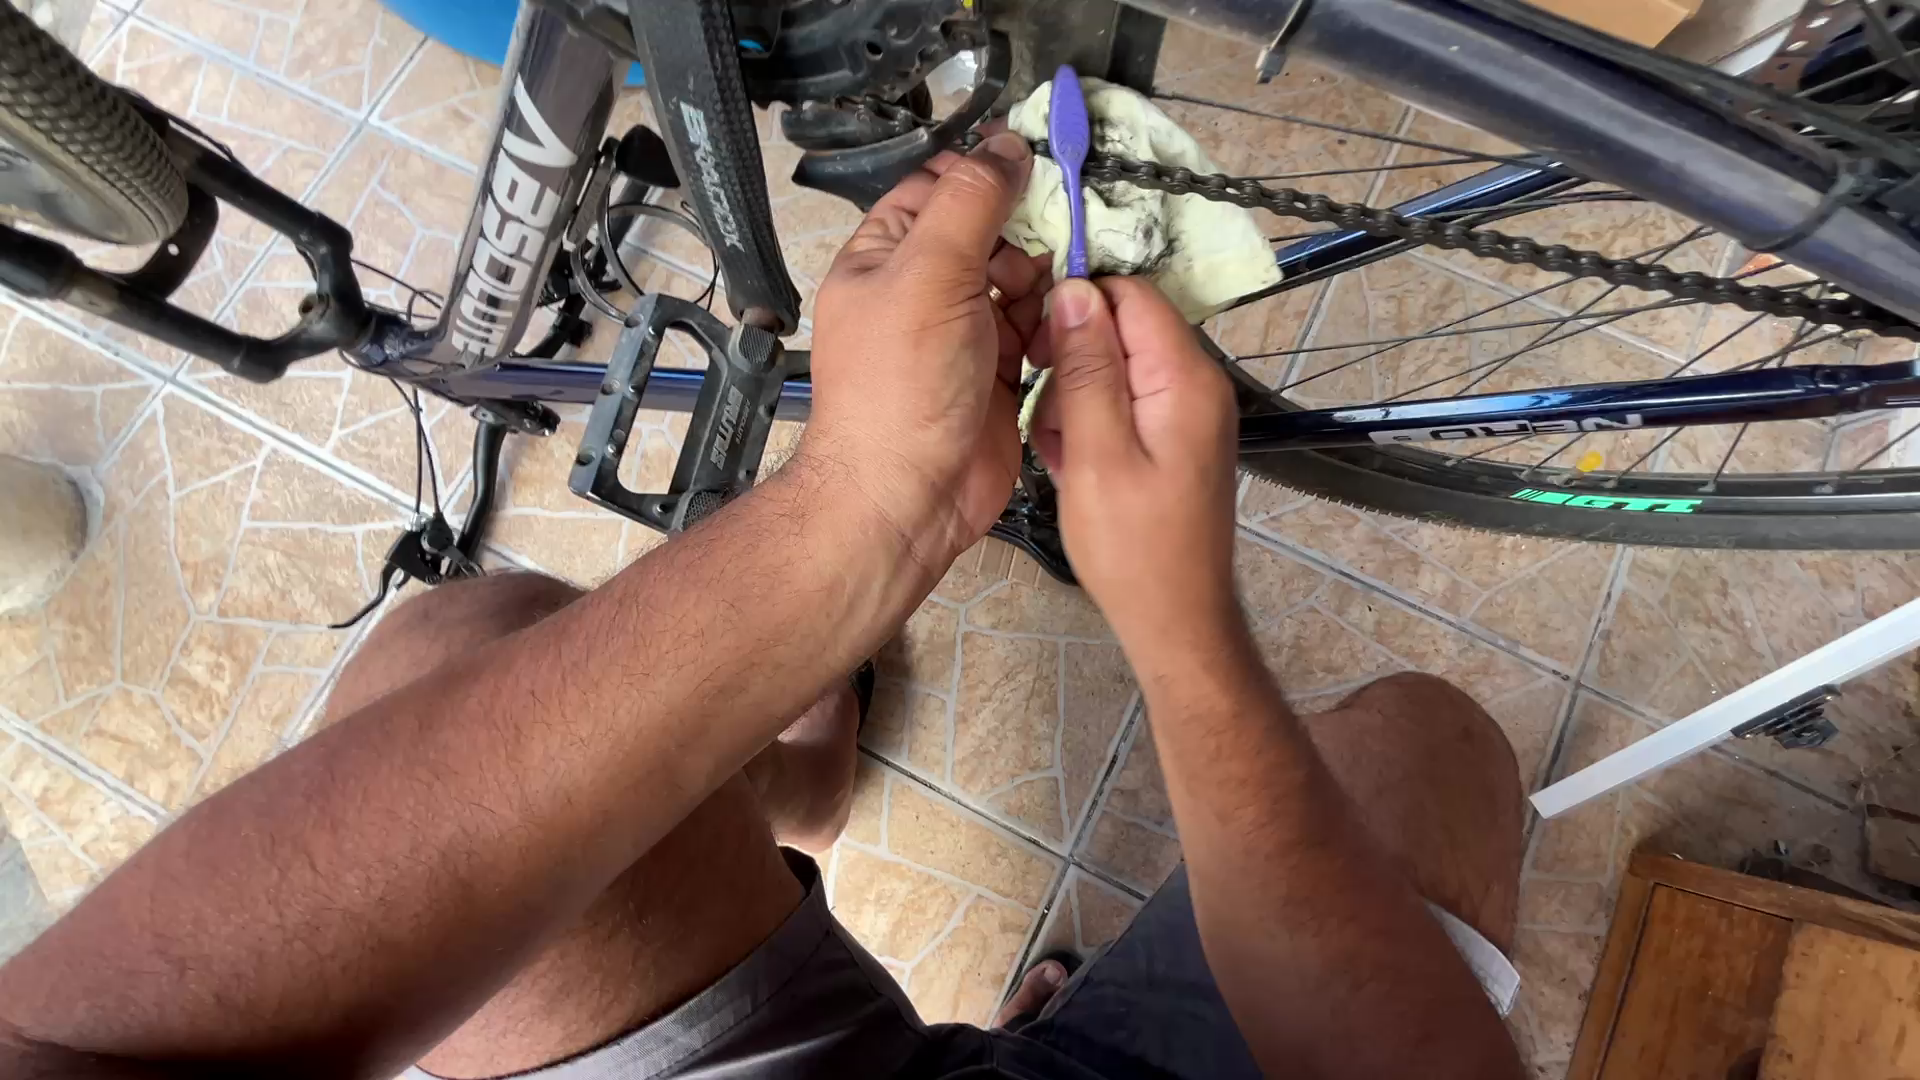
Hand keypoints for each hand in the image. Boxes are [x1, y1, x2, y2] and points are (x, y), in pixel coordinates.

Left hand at [798, 132, 1049, 572]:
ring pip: (1017, 286)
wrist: (909, 494)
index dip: (983, 178)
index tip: (1035, 172)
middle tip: (1044, 255)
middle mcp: (921, 294)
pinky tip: (1057, 336)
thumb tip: (1006, 146)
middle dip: (1022, 239)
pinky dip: (1048, 330)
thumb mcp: (928, 274)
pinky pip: (1032, 335)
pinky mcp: (997, 377)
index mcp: (885, 259)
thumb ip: (970, 203)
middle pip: (987, 237)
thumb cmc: (901, 386)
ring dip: (1041, 287)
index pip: (936, 191)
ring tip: (1048, 305)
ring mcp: (961, 338)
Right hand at [1031, 277, 1241, 658]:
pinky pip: (1125, 409)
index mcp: (1185, 378)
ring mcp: (1188, 416)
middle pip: (1124, 331)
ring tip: (1060, 453)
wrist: (1173, 618)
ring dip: (1076, 401)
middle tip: (1045, 417)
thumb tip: (1075, 291)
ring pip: (1118, 371)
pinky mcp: (1175, 442)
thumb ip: (1086, 369)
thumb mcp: (1097, 453)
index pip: (1131, 295)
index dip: (1078, 307)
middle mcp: (1197, 385)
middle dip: (1073, 363)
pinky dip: (1092, 427)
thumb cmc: (1130, 546)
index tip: (1036, 349)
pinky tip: (1075, 465)